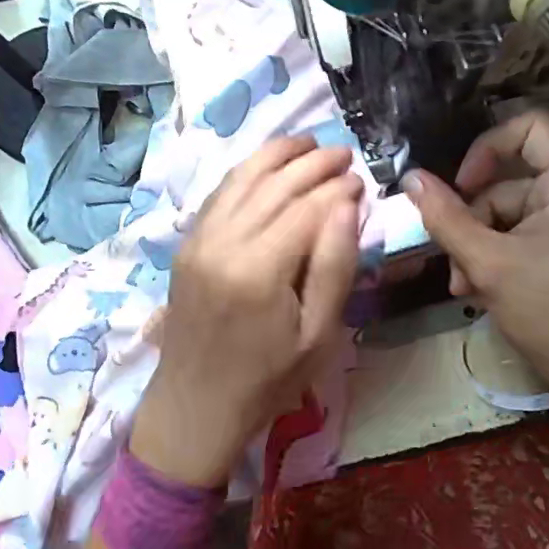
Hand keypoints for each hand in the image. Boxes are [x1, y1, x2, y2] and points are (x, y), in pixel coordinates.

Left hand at [132, 137, 362, 487]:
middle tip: (344, 153)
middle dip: (313, 162)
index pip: (306, 207)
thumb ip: (335, 267)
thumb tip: (347, 204)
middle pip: (273, 184)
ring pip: (241, 179)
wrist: (196, 405)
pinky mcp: (186, 246)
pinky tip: (266, 166)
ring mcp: (198, 241)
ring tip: (308, 143)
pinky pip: (218, 195)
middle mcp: (223, 243)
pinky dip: (245, 172)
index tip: (362, 180)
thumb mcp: (318, 335)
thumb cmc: (267, 379)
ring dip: (276, 155)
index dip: (338, 189)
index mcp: (259, 269)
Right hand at [402, 110, 548, 402]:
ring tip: (466, 285)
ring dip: (481, 243)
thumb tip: (411, 179)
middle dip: (475, 217)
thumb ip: (445, 218)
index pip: (531, 128)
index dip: (486, 148)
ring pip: (514, 209)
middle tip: (455, 257)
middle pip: (514, 178)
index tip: (460, 187)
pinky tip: (482, 287)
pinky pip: (527, 230)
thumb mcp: (487, 265)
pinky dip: (500, 253)